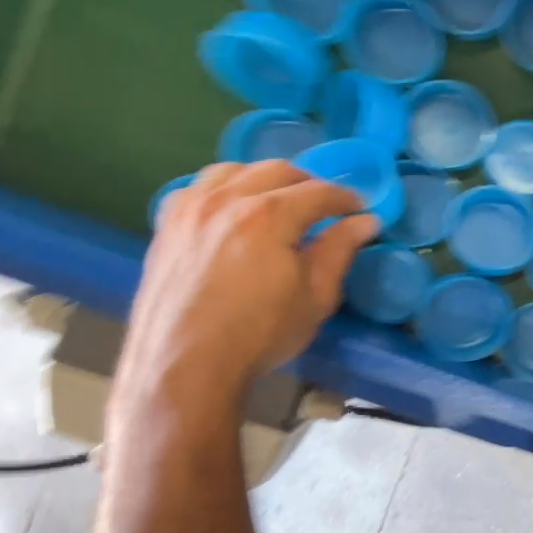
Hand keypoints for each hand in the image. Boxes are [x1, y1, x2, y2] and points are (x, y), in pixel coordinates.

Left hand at [113, 160, 379, 424]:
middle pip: (276, 170)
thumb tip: (365, 222)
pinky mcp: (167, 224)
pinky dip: (224, 189)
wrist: (187, 361)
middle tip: (326, 206)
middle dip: (308, 183)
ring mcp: (191, 208)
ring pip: (233, 170)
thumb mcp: (315, 296)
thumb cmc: (261, 332)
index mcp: (269, 215)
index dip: (345, 198)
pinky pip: (198, 188)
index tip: (361, 209)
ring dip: (263, 179)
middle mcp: (227, 199)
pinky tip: (233, 212)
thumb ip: (339, 251)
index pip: (318, 192)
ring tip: (278, 202)